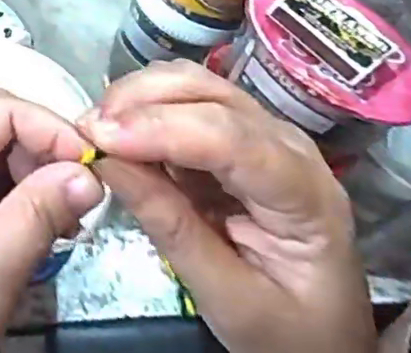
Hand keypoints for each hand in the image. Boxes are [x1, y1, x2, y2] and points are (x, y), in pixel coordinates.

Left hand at [0, 92, 103, 352]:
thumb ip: (39, 212)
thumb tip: (91, 173)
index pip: (1, 108)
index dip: (52, 129)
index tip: (98, 167)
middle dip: (46, 152)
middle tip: (88, 196)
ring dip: (38, 176)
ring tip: (71, 218)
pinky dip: (21, 196)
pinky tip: (47, 225)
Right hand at [80, 62, 372, 352]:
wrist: (324, 338)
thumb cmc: (286, 330)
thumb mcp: (229, 300)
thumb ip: (170, 228)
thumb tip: (106, 162)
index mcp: (303, 193)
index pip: (229, 136)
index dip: (159, 127)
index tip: (99, 138)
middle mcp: (287, 144)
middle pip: (206, 93)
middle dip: (138, 101)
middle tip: (86, 131)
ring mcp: (262, 130)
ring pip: (191, 82)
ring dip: (137, 95)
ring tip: (98, 130)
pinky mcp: (236, 130)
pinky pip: (184, 97)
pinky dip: (144, 105)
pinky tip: (120, 130)